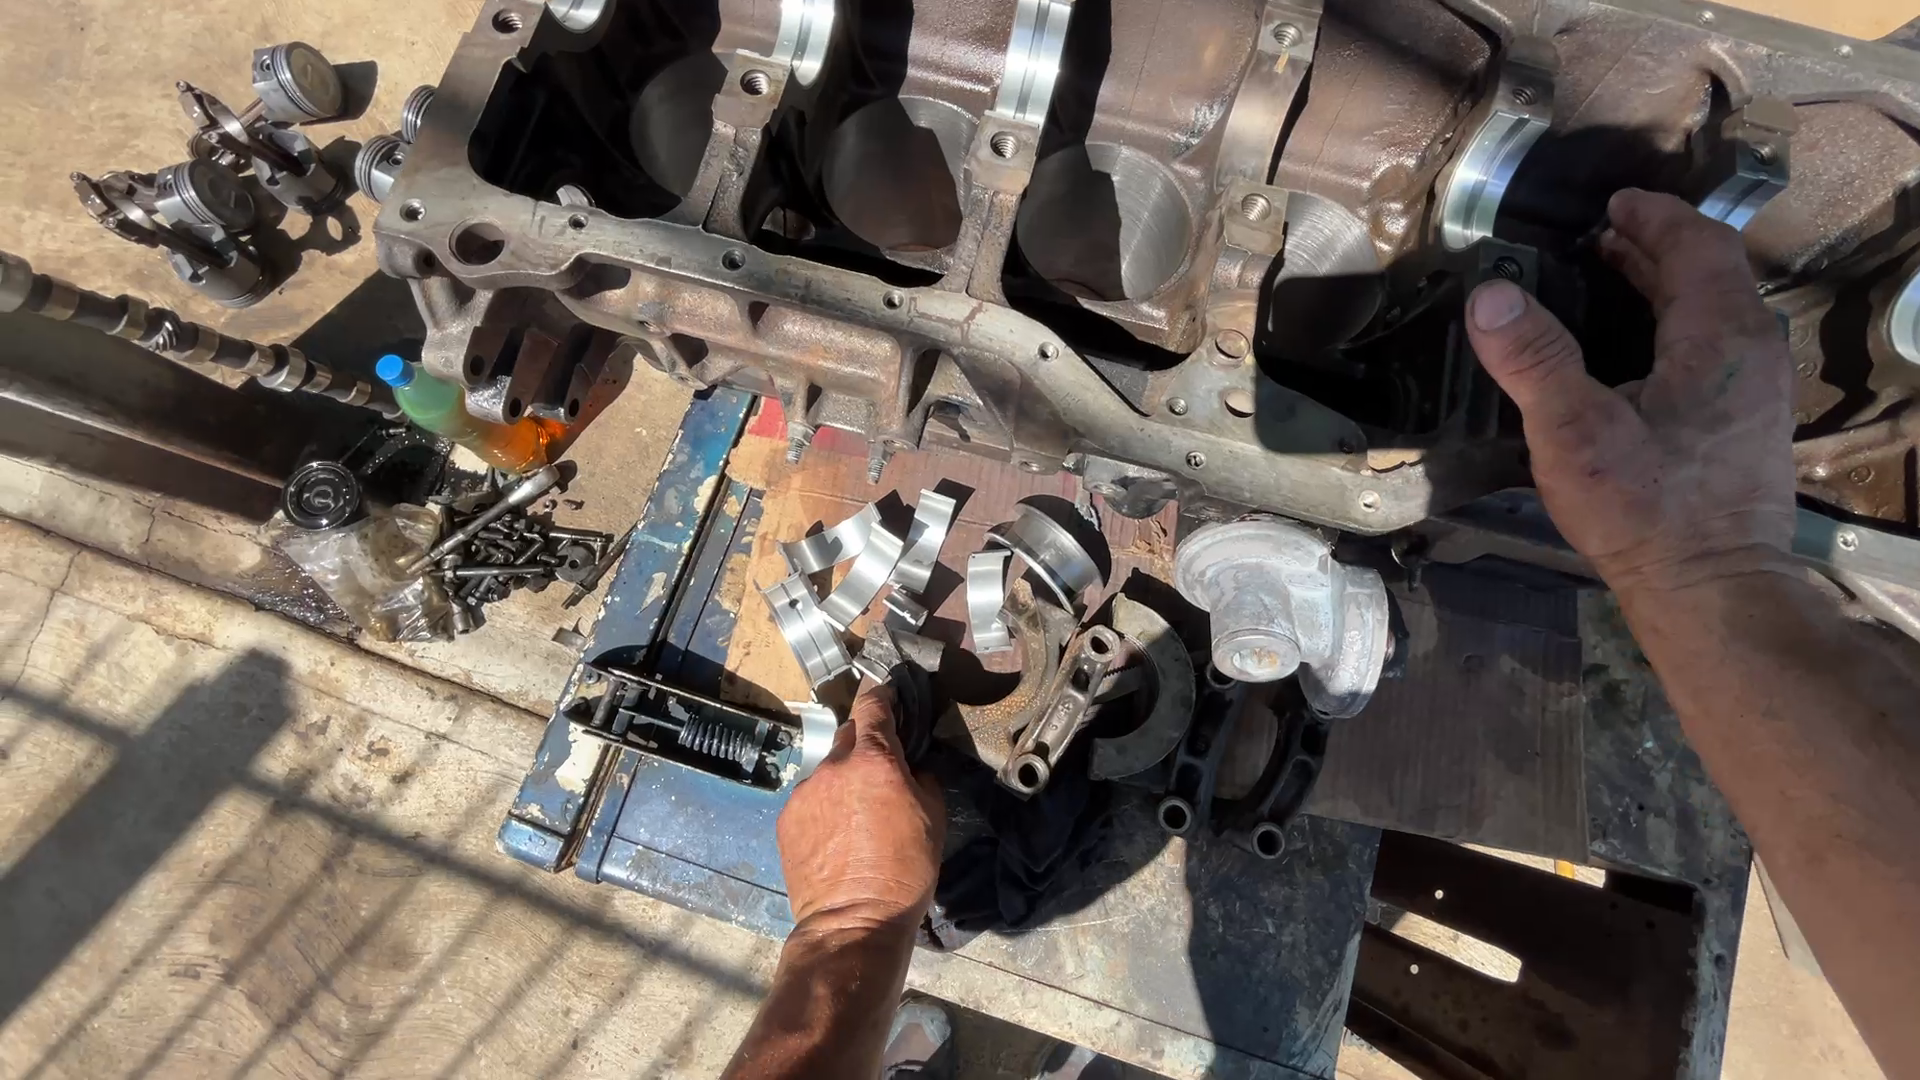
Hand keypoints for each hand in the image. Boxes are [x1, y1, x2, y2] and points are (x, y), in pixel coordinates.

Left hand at [777, 684, 944, 935]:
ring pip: (828, 771)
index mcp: (873, 759)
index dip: (882, 695)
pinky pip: (811, 799)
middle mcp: (833, 766)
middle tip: (880, 770)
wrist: (853, 924)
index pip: (873, 705)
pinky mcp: (787, 818)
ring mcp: (804, 792)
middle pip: (849, 736)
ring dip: (843, 781)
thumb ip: (921, 777)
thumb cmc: (904, 869)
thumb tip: (910, 767)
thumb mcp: (934, 817)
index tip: (887, 694)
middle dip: (865, 745)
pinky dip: (824, 807)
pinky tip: (835, 836)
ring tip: (856, 817)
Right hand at [1465, 188, 1797, 598]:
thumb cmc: (1639, 502)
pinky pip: (1708, 345)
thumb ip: (1533, 360)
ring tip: (1614, 277)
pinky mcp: (1737, 422)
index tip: (1613, 203)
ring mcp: (1750, 390)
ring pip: (1712, 312)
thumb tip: (1489, 295)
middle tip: (1603, 235)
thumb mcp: (1572, 430)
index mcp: (1718, 338)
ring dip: (1664, 284)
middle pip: (1711, 276)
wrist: (1705, 580)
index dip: (1656, 219)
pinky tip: (1636, 347)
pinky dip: (1670, 321)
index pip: (1698, 250)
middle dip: (1657, 247)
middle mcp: (1748, 352)